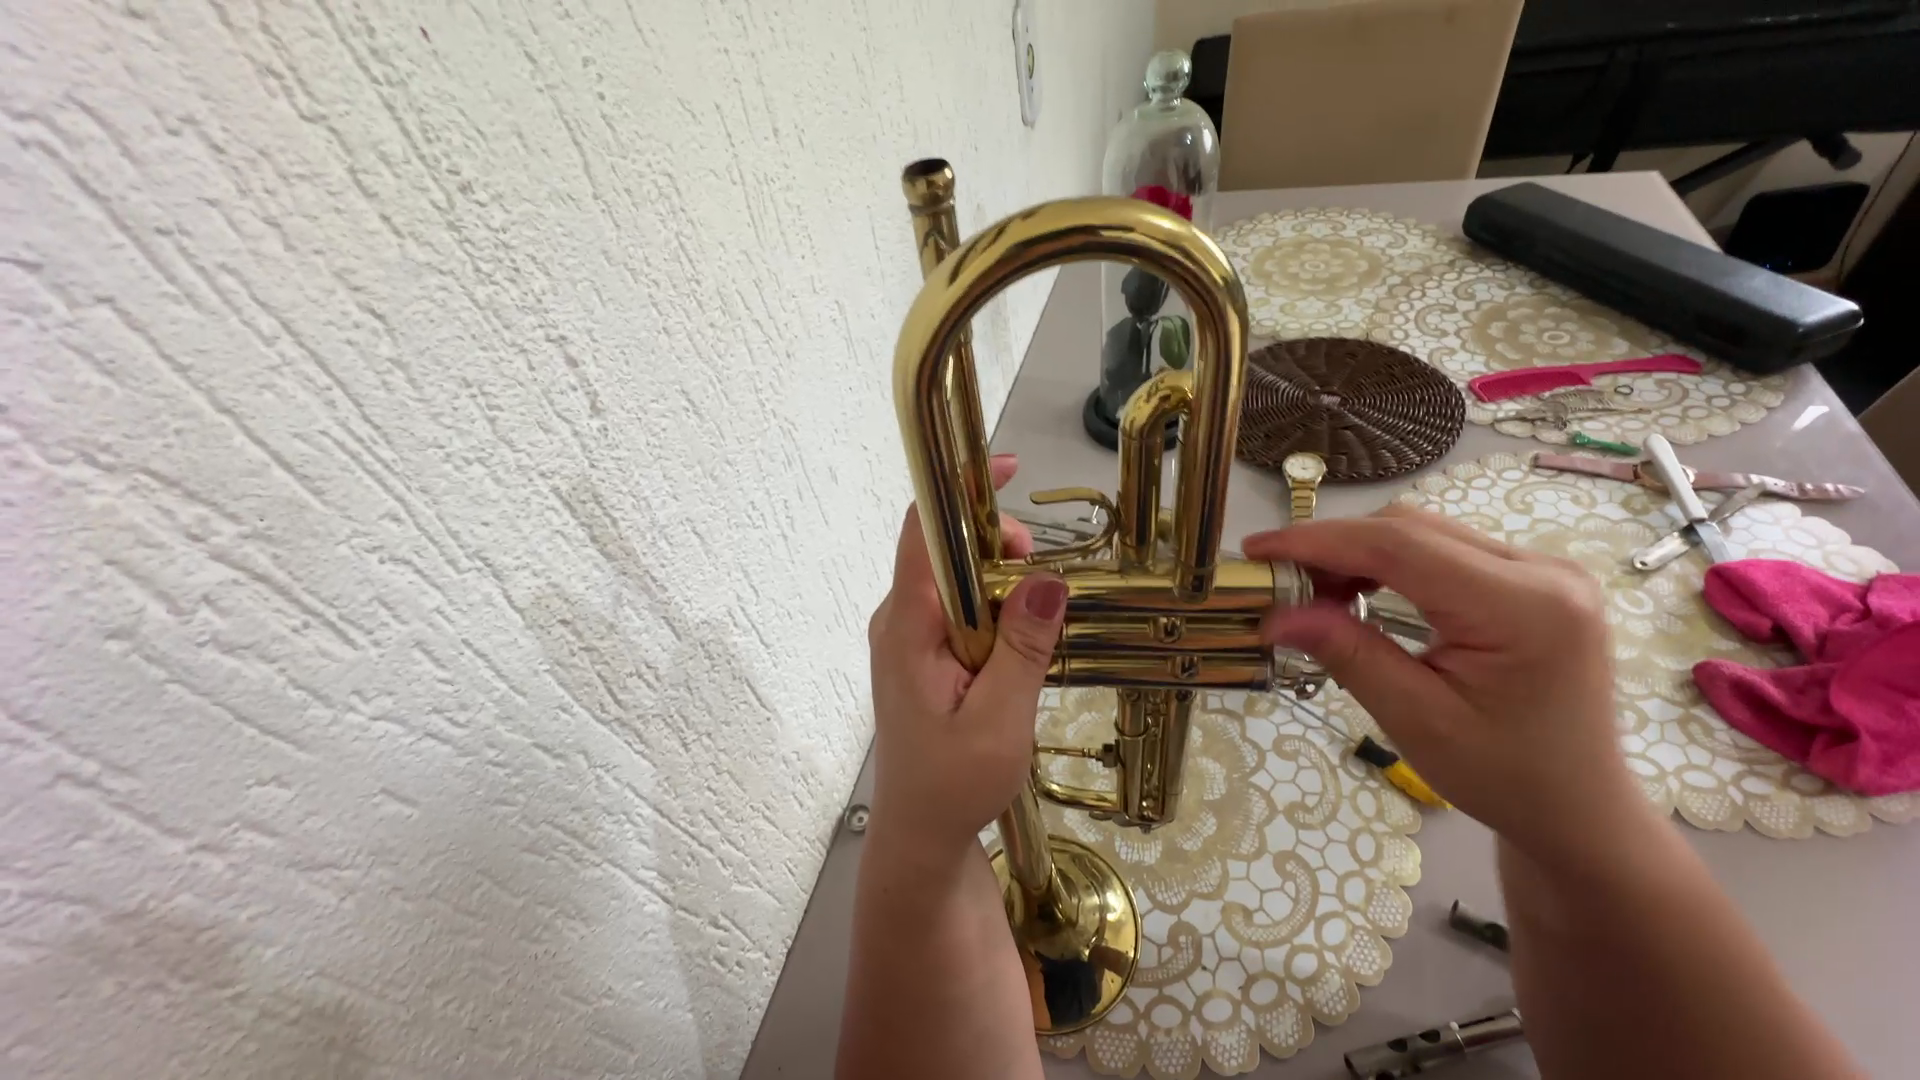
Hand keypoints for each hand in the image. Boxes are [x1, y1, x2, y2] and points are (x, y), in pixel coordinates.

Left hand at [866, 455, 1068, 852]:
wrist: (920, 834)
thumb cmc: (954, 784)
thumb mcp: (1000, 720)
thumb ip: (1022, 648)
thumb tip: (1048, 579)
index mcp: (906, 627)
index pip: (922, 532)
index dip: (961, 490)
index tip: (1009, 469)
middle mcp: (898, 620)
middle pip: (942, 548)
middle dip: (996, 543)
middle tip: (1042, 576)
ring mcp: (906, 637)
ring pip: (954, 579)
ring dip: (998, 580)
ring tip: (1037, 616)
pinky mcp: (921, 654)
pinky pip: (956, 608)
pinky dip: (991, 606)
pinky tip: (1018, 637)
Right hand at [1245, 506, 1645, 867]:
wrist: (1579, 808)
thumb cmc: (1503, 776)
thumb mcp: (1416, 720)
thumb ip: (1349, 655)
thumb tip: (1275, 615)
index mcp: (1524, 607)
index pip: (1401, 546)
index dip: (1320, 541)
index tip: (1257, 549)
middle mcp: (1542, 571)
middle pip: (1411, 528)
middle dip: (1334, 547)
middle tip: (1277, 580)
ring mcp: (1543, 570)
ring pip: (1424, 532)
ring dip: (1358, 552)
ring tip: (1312, 591)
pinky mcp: (1531, 578)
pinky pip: (1443, 549)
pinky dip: (1388, 562)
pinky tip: (1358, 590)